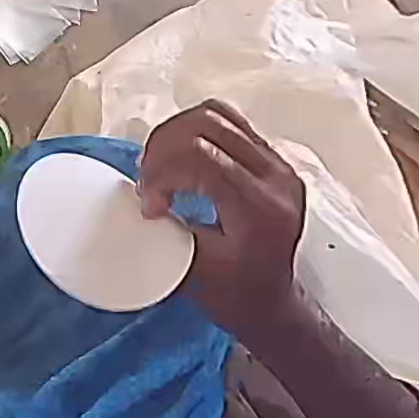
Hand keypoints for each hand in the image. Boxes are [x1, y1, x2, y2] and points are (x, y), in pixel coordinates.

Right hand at [138, 101, 306, 341]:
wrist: (270, 303)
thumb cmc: (234, 295)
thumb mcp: (193, 271)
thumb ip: (166, 230)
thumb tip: (140, 197)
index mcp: (261, 208)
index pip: (201, 156)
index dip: (161, 172)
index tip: (149, 204)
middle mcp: (276, 177)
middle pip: (206, 125)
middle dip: (162, 148)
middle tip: (147, 181)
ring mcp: (278, 163)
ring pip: (216, 114)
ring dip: (174, 134)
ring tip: (159, 167)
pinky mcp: (272, 158)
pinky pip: (228, 122)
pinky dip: (193, 132)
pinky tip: (179, 158)